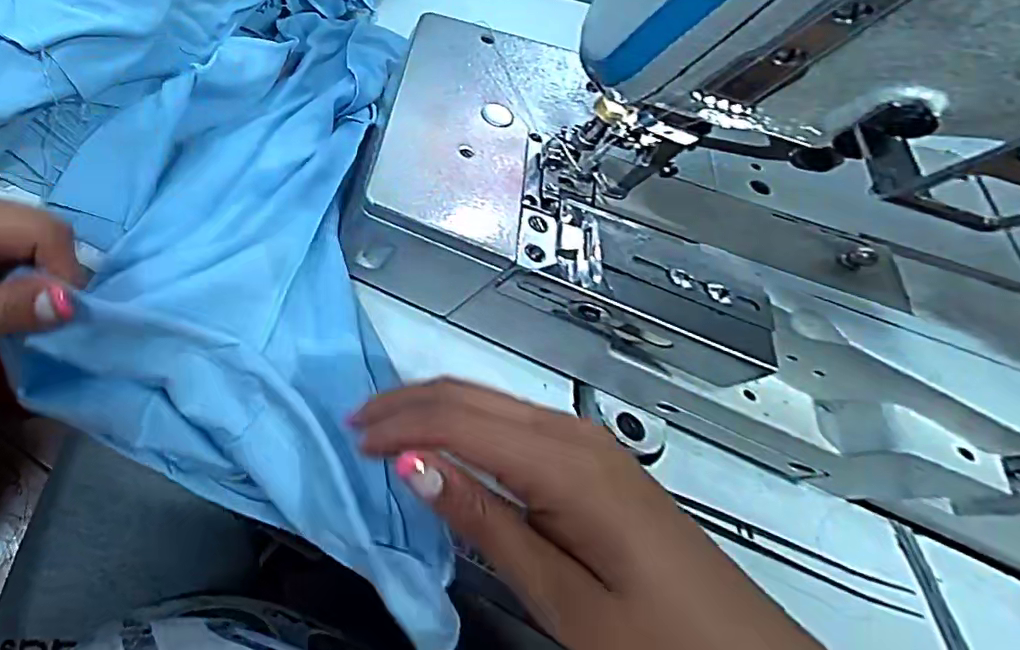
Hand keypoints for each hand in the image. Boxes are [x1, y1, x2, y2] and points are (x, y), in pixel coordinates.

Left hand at [0, 196, 84, 397]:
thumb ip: (15, 308)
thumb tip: (74, 301)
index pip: (43, 229)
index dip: (64, 269)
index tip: (64, 315)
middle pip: (46, 227)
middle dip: (58, 270)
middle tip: (50, 315)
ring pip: (41, 236)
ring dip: (47, 273)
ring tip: (32, 310)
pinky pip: (26, 246)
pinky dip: (34, 273)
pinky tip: (17, 299)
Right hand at [353, 379, 821, 649]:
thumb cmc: (663, 640)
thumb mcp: (565, 600)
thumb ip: (484, 521)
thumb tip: (413, 464)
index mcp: (563, 463)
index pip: (457, 420)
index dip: (400, 425)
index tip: (357, 442)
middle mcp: (571, 432)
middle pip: (467, 393)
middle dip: (405, 402)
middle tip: (357, 425)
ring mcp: (583, 438)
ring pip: (484, 396)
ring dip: (429, 406)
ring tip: (385, 428)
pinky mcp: (588, 453)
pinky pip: (506, 415)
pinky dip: (461, 417)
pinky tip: (441, 437)